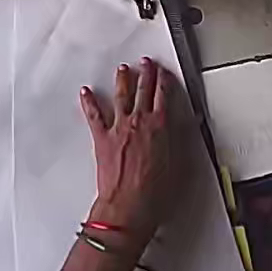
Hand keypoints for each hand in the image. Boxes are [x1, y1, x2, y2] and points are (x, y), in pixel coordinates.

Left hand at [79, 57, 178, 240]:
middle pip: (143, 90)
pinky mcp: (102, 137)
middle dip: (146, 74)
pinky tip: (86, 92)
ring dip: (123, 80)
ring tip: (123, 69)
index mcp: (159, 127)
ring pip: (121, 96)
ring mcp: (119, 127)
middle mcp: (139, 122)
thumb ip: (178, 140)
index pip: (163, 96)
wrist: (128, 207)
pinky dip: (89, 102)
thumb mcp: (177, 164)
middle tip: (146, 63)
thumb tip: (185, 126)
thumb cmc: (153, 192)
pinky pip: (94, 115)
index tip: (164, 73)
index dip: (164, 81)